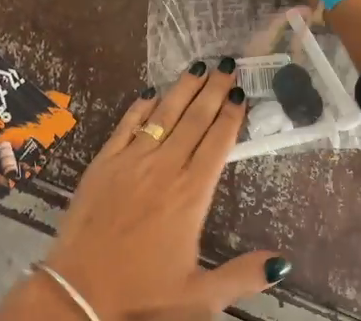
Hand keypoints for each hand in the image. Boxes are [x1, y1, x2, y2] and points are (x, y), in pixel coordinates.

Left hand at [0, 60, 289, 319]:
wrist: (78, 291)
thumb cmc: (142, 293)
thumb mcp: (199, 294)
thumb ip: (242, 275)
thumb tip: (283, 264)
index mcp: (191, 195)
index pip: (217, 144)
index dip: (231, 116)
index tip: (241, 94)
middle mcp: (165, 168)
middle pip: (195, 120)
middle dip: (213, 90)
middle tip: (226, 65)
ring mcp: (132, 161)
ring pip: (163, 114)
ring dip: (183, 88)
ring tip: (198, 66)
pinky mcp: (104, 162)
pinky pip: (127, 125)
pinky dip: (141, 106)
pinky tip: (151, 92)